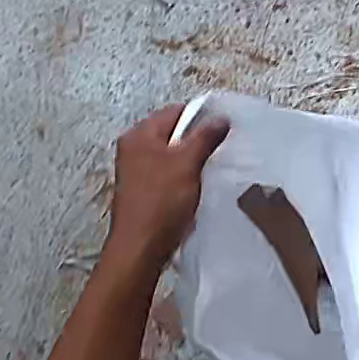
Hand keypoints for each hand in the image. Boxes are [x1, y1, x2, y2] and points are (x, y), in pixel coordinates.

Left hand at [107, 104, 229, 264]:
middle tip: (221, 149)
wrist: (141, 247)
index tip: (224, 129)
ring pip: (172, 154)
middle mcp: (134, 148)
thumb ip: (205, 137)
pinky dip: (184, 176)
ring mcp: (137, 170)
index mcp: (140, 135)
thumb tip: (221, 119)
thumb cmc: (161, 202)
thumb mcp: (188, 163)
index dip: (202, 117)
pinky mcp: (144, 190)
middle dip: (198, 140)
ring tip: (211, 168)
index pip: (176, 111)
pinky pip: (169, 173)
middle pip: (174, 133)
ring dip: (192, 160)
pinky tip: (198, 186)